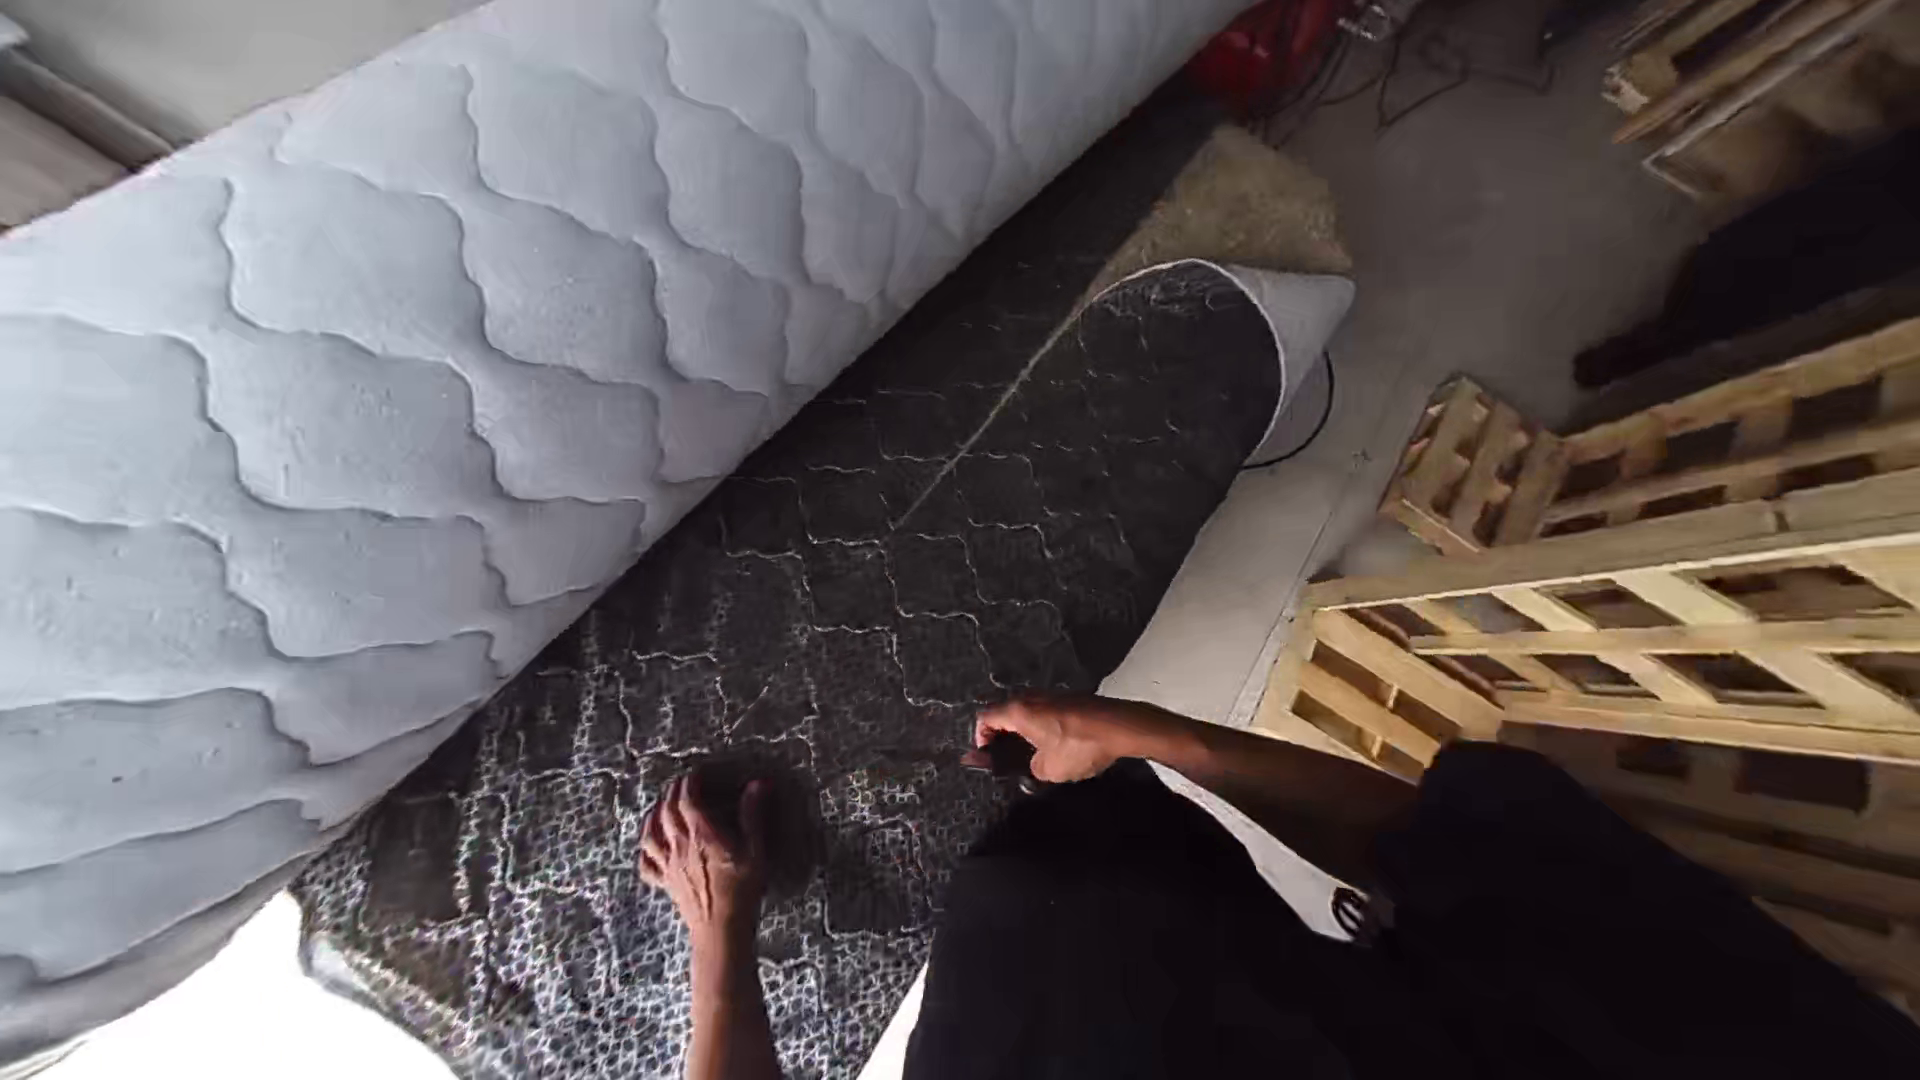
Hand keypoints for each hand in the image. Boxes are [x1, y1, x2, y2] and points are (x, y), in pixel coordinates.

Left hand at [640, 773, 768, 944]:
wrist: (721, 929)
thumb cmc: (742, 888)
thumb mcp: (755, 848)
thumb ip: (752, 814)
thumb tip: (757, 783)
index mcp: (701, 834)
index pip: (686, 800)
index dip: (689, 783)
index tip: (696, 773)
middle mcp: (680, 846)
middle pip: (666, 812)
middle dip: (672, 793)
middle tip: (681, 783)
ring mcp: (669, 866)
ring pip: (650, 834)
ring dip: (653, 815)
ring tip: (660, 806)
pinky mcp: (665, 883)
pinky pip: (647, 863)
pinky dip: (644, 849)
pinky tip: (649, 844)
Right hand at [964, 695, 1182, 782]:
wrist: (1119, 726)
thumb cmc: (1079, 746)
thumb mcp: (1049, 769)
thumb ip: (1028, 769)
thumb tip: (1027, 769)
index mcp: (1018, 711)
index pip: (984, 717)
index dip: (980, 738)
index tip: (989, 757)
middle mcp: (1030, 697)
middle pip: (1003, 713)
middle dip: (1001, 736)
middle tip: (1008, 759)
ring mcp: (1050, 695)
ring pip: (1025, 712)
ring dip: (1022, 731)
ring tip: (1032, 755)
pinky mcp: (1067, 698)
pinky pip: (1043, 711)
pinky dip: (1040, 726)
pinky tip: (1054, 745)